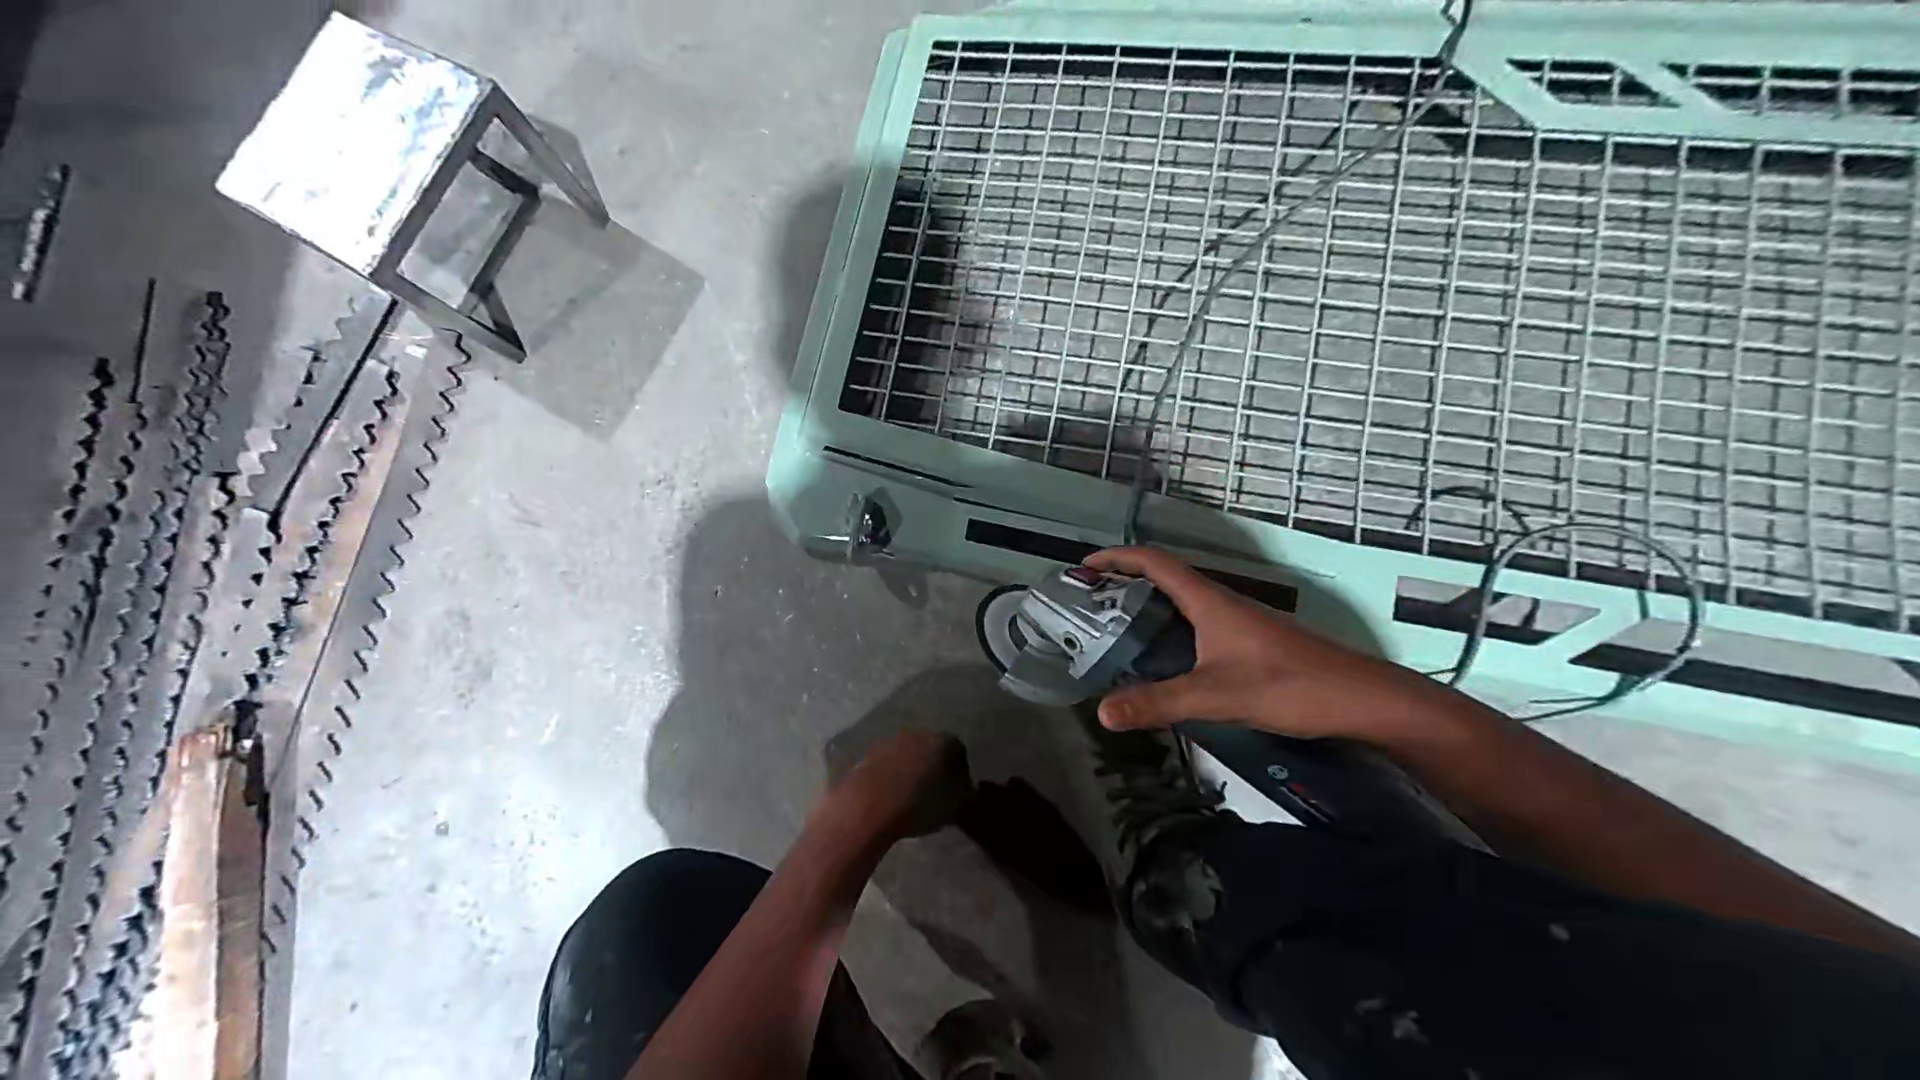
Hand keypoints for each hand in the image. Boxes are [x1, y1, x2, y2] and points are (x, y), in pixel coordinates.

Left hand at [832, 731, 973, 838]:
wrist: (867, 808)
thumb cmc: (918, 807)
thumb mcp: (955, 808)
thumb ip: (966, 795)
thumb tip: (968, 790)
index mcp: (943, 743)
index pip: (958, 750)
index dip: (959, 770)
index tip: (956, 789)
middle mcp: (917, 734)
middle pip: (930, 747)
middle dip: (931, 765)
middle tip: (931, 791)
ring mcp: (888, 742)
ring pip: (904, 754)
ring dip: (907, 769)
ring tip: (905, 796)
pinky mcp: (866, 755)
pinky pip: (883, 764)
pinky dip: (886, 776)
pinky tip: (885, 797)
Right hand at [1088, 547, 1479, 743]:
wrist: (1362, 699)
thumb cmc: (1289, 685)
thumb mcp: (1216, 695)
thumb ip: (1158, 702)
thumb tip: (1102, 713)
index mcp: (1209, 601)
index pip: (1154, 562)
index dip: (1117, 558)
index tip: (1085, 566)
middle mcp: (1221, 602)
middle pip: (1164, 577)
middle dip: (1124, 582)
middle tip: (1091, 603)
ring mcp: (1238, 622)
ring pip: (1182, 601)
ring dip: (1146, 605)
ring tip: (1115, 629)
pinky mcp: (1250, 641)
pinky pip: (1197, 622)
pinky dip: (1169, 627)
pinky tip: (1164, 658)